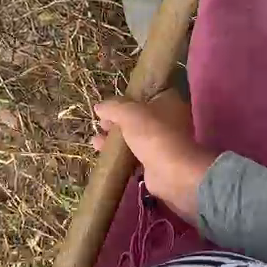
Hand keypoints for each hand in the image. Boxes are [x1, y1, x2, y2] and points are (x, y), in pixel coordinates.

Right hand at [91, 92, 217, 225]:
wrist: (171, 172)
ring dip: (115, 138)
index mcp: (168, 100)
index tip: (109, 104)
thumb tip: (99, 107)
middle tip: (100, 123)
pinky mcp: (155, 161)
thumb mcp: (129, 113)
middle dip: (117, 119)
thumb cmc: (153, 134)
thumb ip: (113, 107)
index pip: (145, 93)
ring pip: (134, 135)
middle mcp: (168, 118)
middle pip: (138, 115)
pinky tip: (103, 153)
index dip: (126, 97)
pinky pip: (133, 153)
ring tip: (95, 140)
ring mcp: (162, 141)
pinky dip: (120, 153)